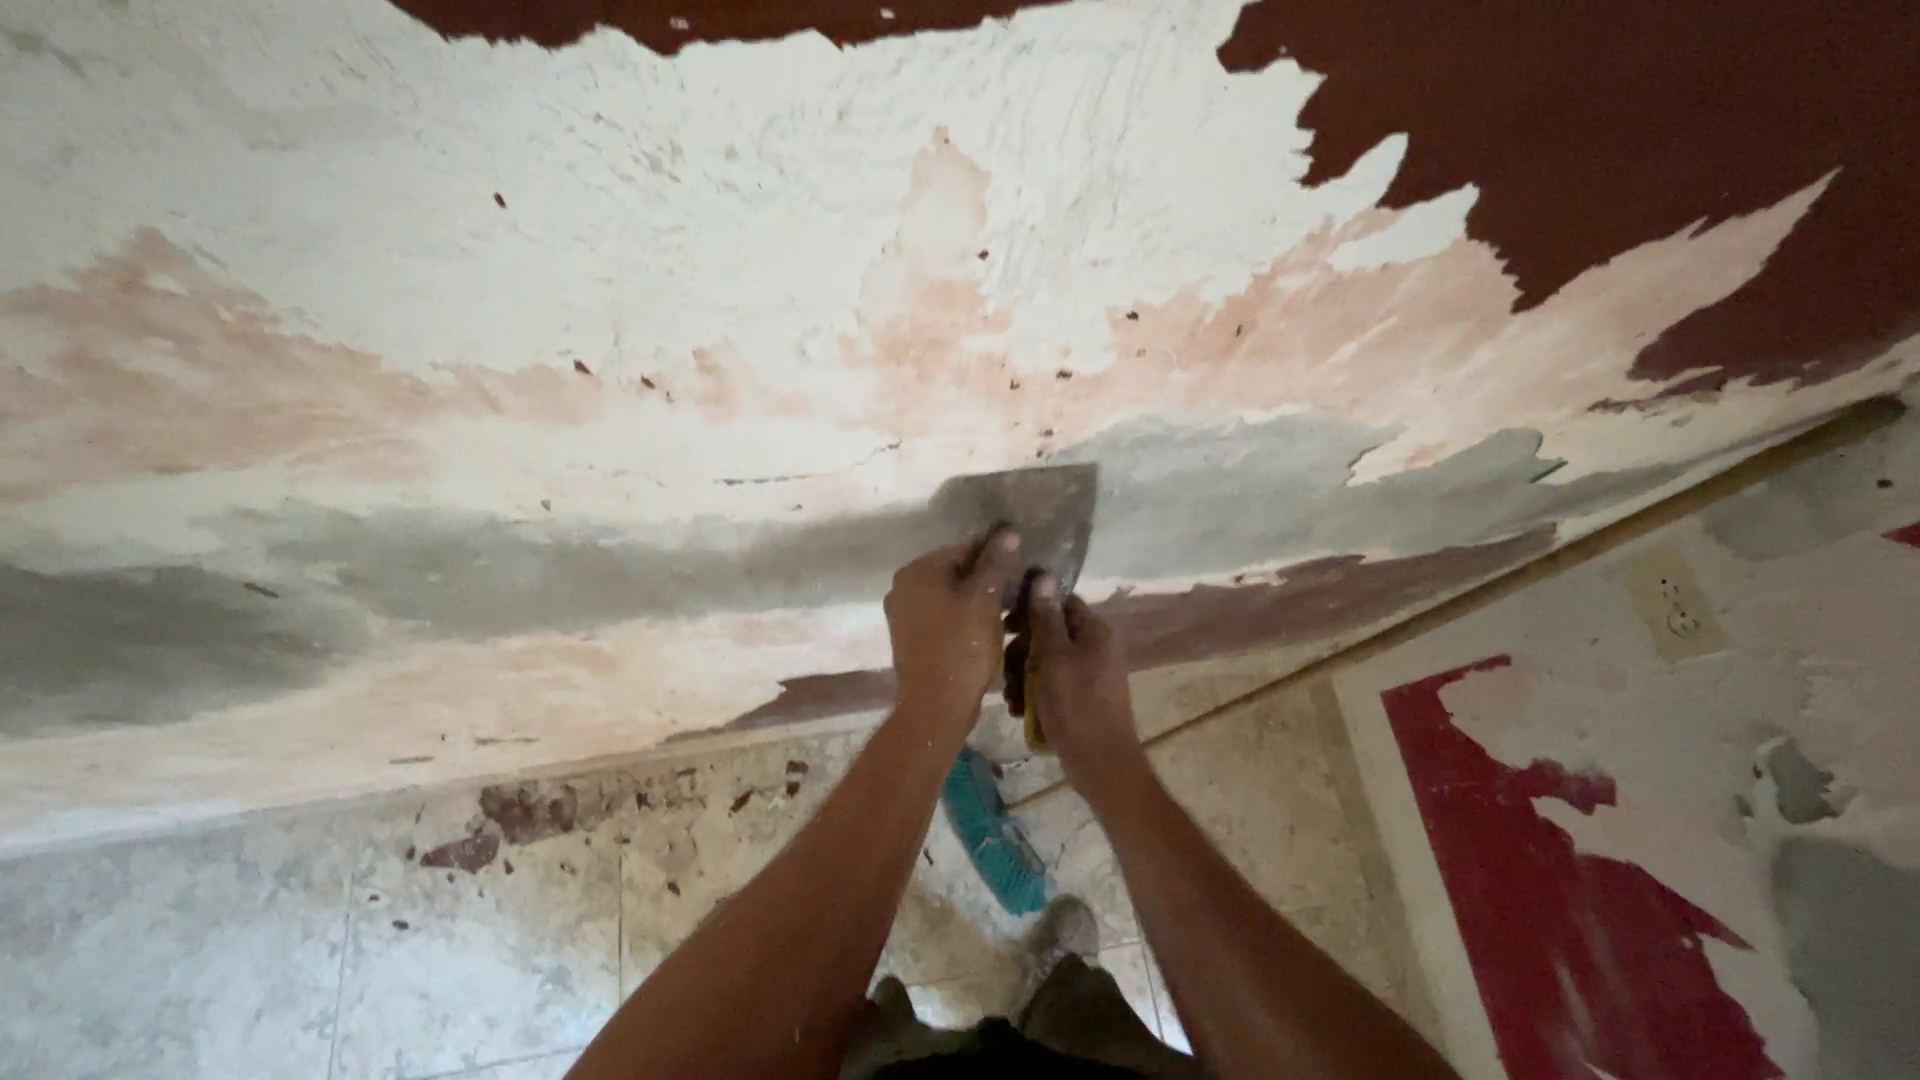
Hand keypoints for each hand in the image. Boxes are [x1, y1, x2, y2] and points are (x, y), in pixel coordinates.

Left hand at [884, 530, 1023, 725]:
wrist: (936, 704)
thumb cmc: (962, 647)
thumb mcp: (985, 600)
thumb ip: (997, 563)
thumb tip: (1009, 531)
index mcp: (917, 571)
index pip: (965, 549)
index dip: (997, 558)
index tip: (1022, 574)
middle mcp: (903, 588)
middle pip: (956, 573)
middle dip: (988, 582)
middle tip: (1020, 596)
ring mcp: (904, 616)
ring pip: (951, 598)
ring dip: (979, 603)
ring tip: (1010, 616)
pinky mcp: (911, 640)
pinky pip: (943, 619)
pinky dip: (965, 621)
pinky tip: (990, 633)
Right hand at [1024, 576, 1146, 798]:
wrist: (1101, 764)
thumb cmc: (1076, 706)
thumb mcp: (1054, 658)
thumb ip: (1045, 617)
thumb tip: (1043, 574)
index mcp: (1094, 632)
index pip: (1060, 601)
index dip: (1031, 608)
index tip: (1005, 624)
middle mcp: (1095, 648)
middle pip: (1049, 633)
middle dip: (1022, 652)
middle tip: (1006, 671)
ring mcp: (1089, 675)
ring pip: (1046, 661)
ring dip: (1024, 677)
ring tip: (1013, 701)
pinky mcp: (1082, 698)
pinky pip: (1052, 685)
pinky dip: (1036, 695)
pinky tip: (1022, 712)